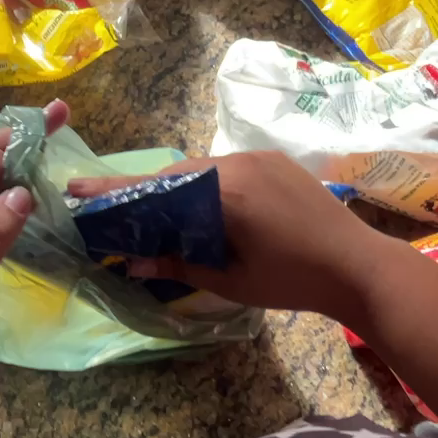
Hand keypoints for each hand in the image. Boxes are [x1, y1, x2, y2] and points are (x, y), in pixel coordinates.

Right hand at [66, 150, 398, 321]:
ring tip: (157, 209)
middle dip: (144, 189)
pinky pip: (225, 166)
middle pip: (175, 172)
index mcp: (222, 192)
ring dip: (177, 187)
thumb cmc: (292, 280)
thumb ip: (179, 264)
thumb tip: (133, 260)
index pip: (155, 187)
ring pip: (200, 168)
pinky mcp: (273, 160)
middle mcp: (235, 162)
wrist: (360, 265)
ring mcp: (257, 157)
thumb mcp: (232, 281)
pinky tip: (201, 204)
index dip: (114, 189)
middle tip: (114, 205)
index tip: (77, 185)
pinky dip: (205, 183)